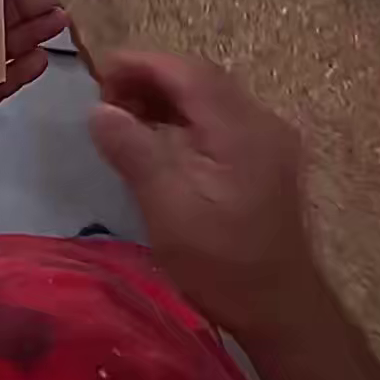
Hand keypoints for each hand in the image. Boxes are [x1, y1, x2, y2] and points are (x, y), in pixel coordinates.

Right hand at [88, 51, 319, 333]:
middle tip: (106, 97)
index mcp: (241, 131)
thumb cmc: (221, 263)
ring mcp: (263, 137)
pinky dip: (176, 110)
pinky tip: (152, 130)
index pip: (186, 71)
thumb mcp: (166, 208)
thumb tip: (98, 109)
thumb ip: (133, 151)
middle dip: (146, 76)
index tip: (98, 75)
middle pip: (196, 75)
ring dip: (159, 91)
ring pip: (204, 90)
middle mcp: (259, 122)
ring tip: (121, 112)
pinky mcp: (259, 152)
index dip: (138, 63)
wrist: (281, 316)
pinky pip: (212, 111)